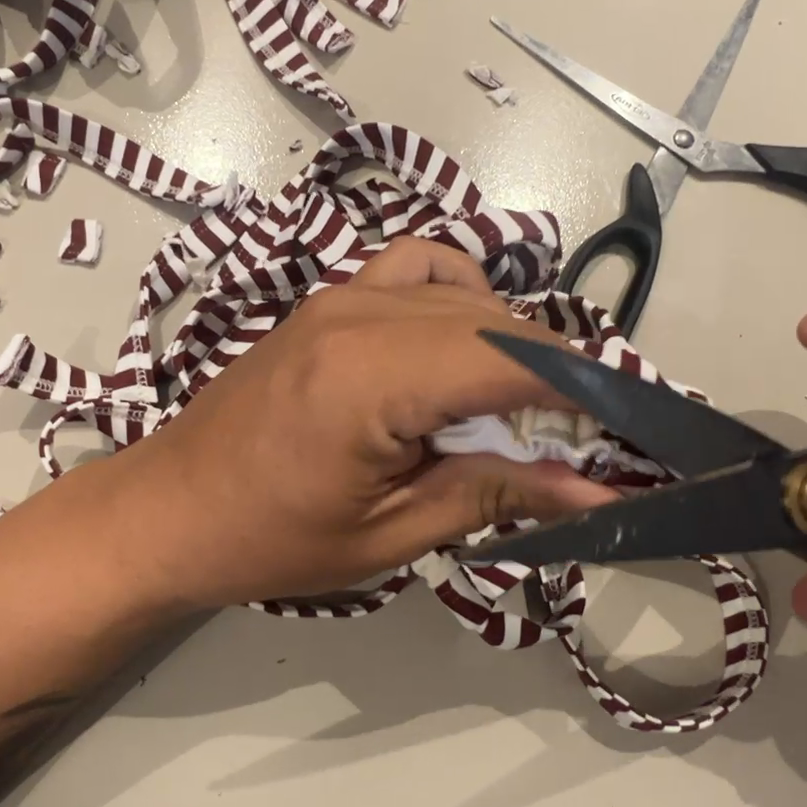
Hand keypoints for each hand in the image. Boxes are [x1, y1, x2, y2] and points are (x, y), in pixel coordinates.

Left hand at [102, 238, 619, 610]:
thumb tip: (598, 492)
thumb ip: (494, 495)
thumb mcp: (388, 533)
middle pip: (496, 320)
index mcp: (373, 378)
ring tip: (513, 405)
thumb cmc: (269, 538)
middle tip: (581, 439)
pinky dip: (456, 297)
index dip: (588, 389)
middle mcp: (359, 314)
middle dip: (557, 374)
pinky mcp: (327, 300)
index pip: (513, 358)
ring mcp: (339, 296)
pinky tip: (453, 351)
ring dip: (507, 338)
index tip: (635, 428)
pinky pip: (413, 268)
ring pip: (462, 290)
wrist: (171, 509)